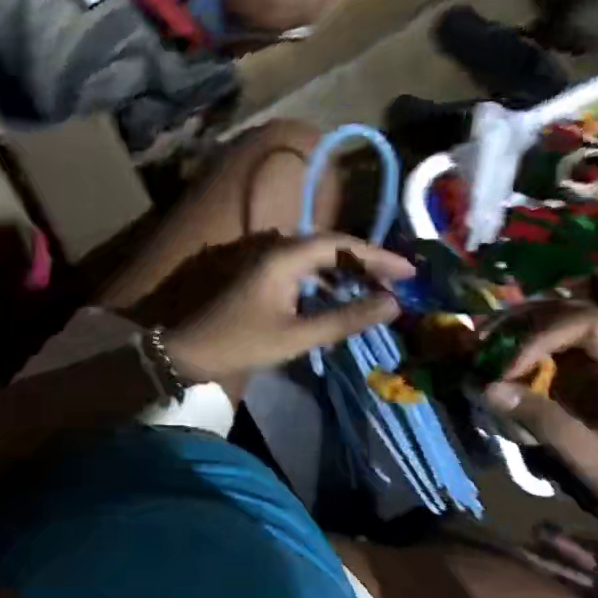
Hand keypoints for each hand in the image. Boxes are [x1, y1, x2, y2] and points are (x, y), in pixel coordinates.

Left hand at [161, 233, 414, 384]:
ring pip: (316, 258)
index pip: (341, 245)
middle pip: (330, 246)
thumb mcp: (296, 336)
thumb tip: (392, 304)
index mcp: (284, 257)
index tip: (409, 271)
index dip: (377, 256)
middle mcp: (275, 250)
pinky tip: (340, 298)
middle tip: (398, 280)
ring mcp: (266, 263)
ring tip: (376, 289)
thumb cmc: (240, 343)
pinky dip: (325, 282)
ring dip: (346, 271)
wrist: (188, 352)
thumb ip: (344, 319)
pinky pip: (302, 271)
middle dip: (365, 261)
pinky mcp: (261, 278)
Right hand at [482, 308, 597, 578]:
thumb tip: (488, 388)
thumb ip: (544, 422)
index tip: (508, 367)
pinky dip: (538, 368)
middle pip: (579, 321)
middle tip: (485, 342)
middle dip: (528, 327)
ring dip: (530, 344)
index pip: (589, 324)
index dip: (541, 336)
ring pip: (572, 340)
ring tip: (491, 358)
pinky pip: (572, 366)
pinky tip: (514, 381)